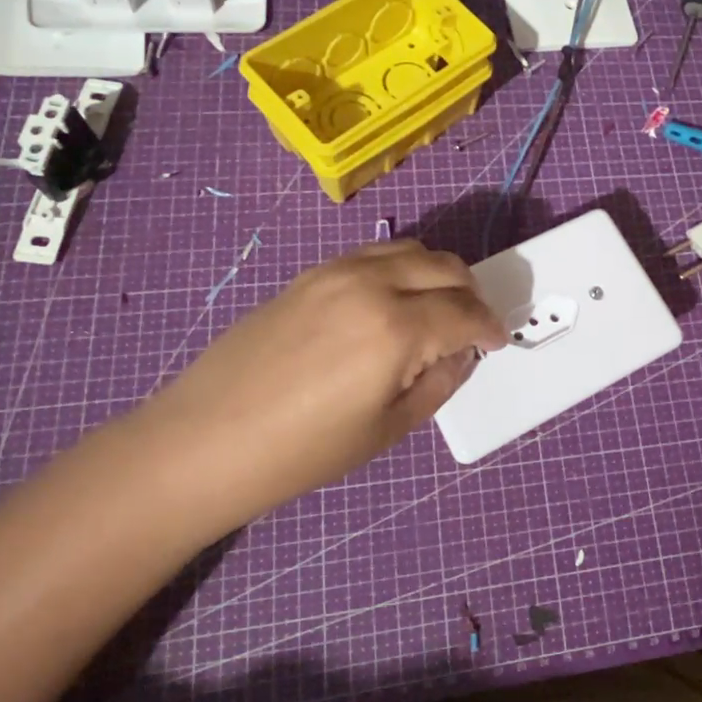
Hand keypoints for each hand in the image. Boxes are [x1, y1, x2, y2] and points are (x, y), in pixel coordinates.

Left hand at [137, 240, 506, 532]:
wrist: (204, 439)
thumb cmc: (300, 452)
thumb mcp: (386, 429)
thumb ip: (437, 383)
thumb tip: (459, 353)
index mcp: (398, 328)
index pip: (466, 312)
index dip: (490, 327)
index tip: (497, 341)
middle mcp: (373, 283)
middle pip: (446, 266)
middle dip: (471, 293)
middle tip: (472, 326)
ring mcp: (336, 271)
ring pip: (411, 249)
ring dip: (437, 273)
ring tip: (436, 309)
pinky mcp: (309, 273)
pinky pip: (373, 253)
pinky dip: (400, 267)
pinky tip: (392, 301)